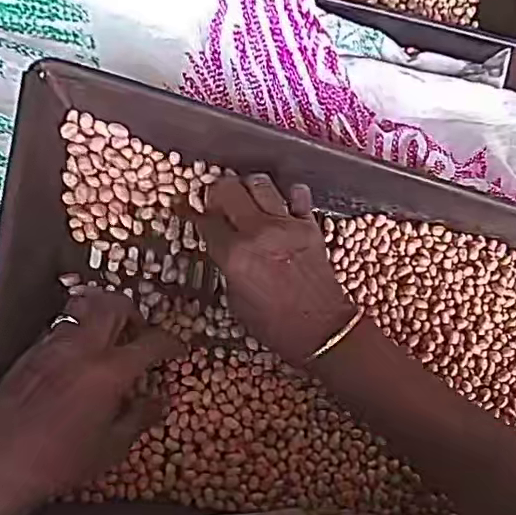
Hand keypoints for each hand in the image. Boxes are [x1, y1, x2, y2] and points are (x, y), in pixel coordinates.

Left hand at [0, 287, 182, 514]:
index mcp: (108, 372)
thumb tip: (158, 400)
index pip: (151, 342)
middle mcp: (78, 350)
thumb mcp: (111, 447)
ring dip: (103, 320)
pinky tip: (79, 364)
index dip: (171, 343)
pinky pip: (59, 331)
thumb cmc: (58, 463)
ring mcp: (47, 349)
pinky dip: (77, 335)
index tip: (179, 349)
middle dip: (134, 313)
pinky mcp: (25, 358)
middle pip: (113, 305)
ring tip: (112, 345)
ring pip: (82, 312)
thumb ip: (139, 417)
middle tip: (142, 334)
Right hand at [191, 174, 356, 361]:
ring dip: (249, 188)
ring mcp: (287, 226)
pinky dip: (288, 196)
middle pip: (227, 189)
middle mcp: (258, 233)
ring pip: (260, 183)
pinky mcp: (311, 227)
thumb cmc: (278, 327)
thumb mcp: (238, 303)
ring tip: (248, 200)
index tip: (192, 212)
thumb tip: (226, 252)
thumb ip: (229, 270)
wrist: (323, 331)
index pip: (205, 221)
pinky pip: (298, 196)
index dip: (195, 215)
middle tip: (218, 203)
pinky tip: (283, 206)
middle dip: (217, 193)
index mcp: (235, 256)